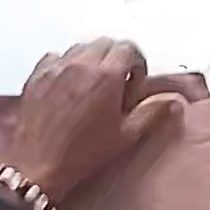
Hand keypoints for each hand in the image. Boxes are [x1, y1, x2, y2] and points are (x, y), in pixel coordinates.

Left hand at [3, 39, 184, 201]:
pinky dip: (66, 65)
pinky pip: (55, 57)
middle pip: (105, 43)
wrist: (38, 166)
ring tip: (92, 87)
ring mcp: (55, 68)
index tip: (134, 84)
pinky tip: (68, 87)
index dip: (137, 65)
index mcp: (106, 76)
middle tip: (116, 86)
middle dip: (115, 59)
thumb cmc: (82, 154)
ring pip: (80, 48)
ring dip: (91, 61)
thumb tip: (173, 102)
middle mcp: (80, 64)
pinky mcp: (37, 75)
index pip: (129, 48)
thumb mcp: (125, 137)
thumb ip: (152, 114)